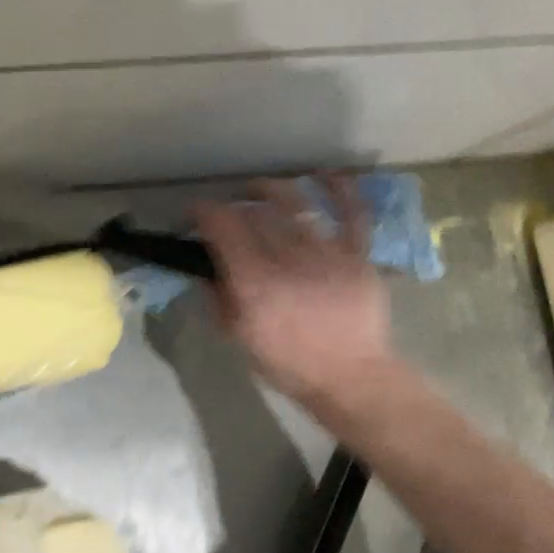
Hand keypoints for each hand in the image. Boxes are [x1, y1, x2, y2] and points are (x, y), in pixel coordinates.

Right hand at [193, 175, 395, 411]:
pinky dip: (339, 189)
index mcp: (254, 284)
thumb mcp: (238, 336)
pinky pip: (352, 213)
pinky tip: (324, 175)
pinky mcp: (358, 255)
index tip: (195, 212)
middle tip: (223, 212)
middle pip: (256, 215)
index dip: (206, 214)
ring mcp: (328, 254)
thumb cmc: (285, 363)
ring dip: (272, 190)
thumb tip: (207, 271)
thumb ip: (220, 300)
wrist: (349, 376)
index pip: (225, 231)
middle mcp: (289, 261)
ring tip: (259, 188)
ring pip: (296, 205)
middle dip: (234, 206)